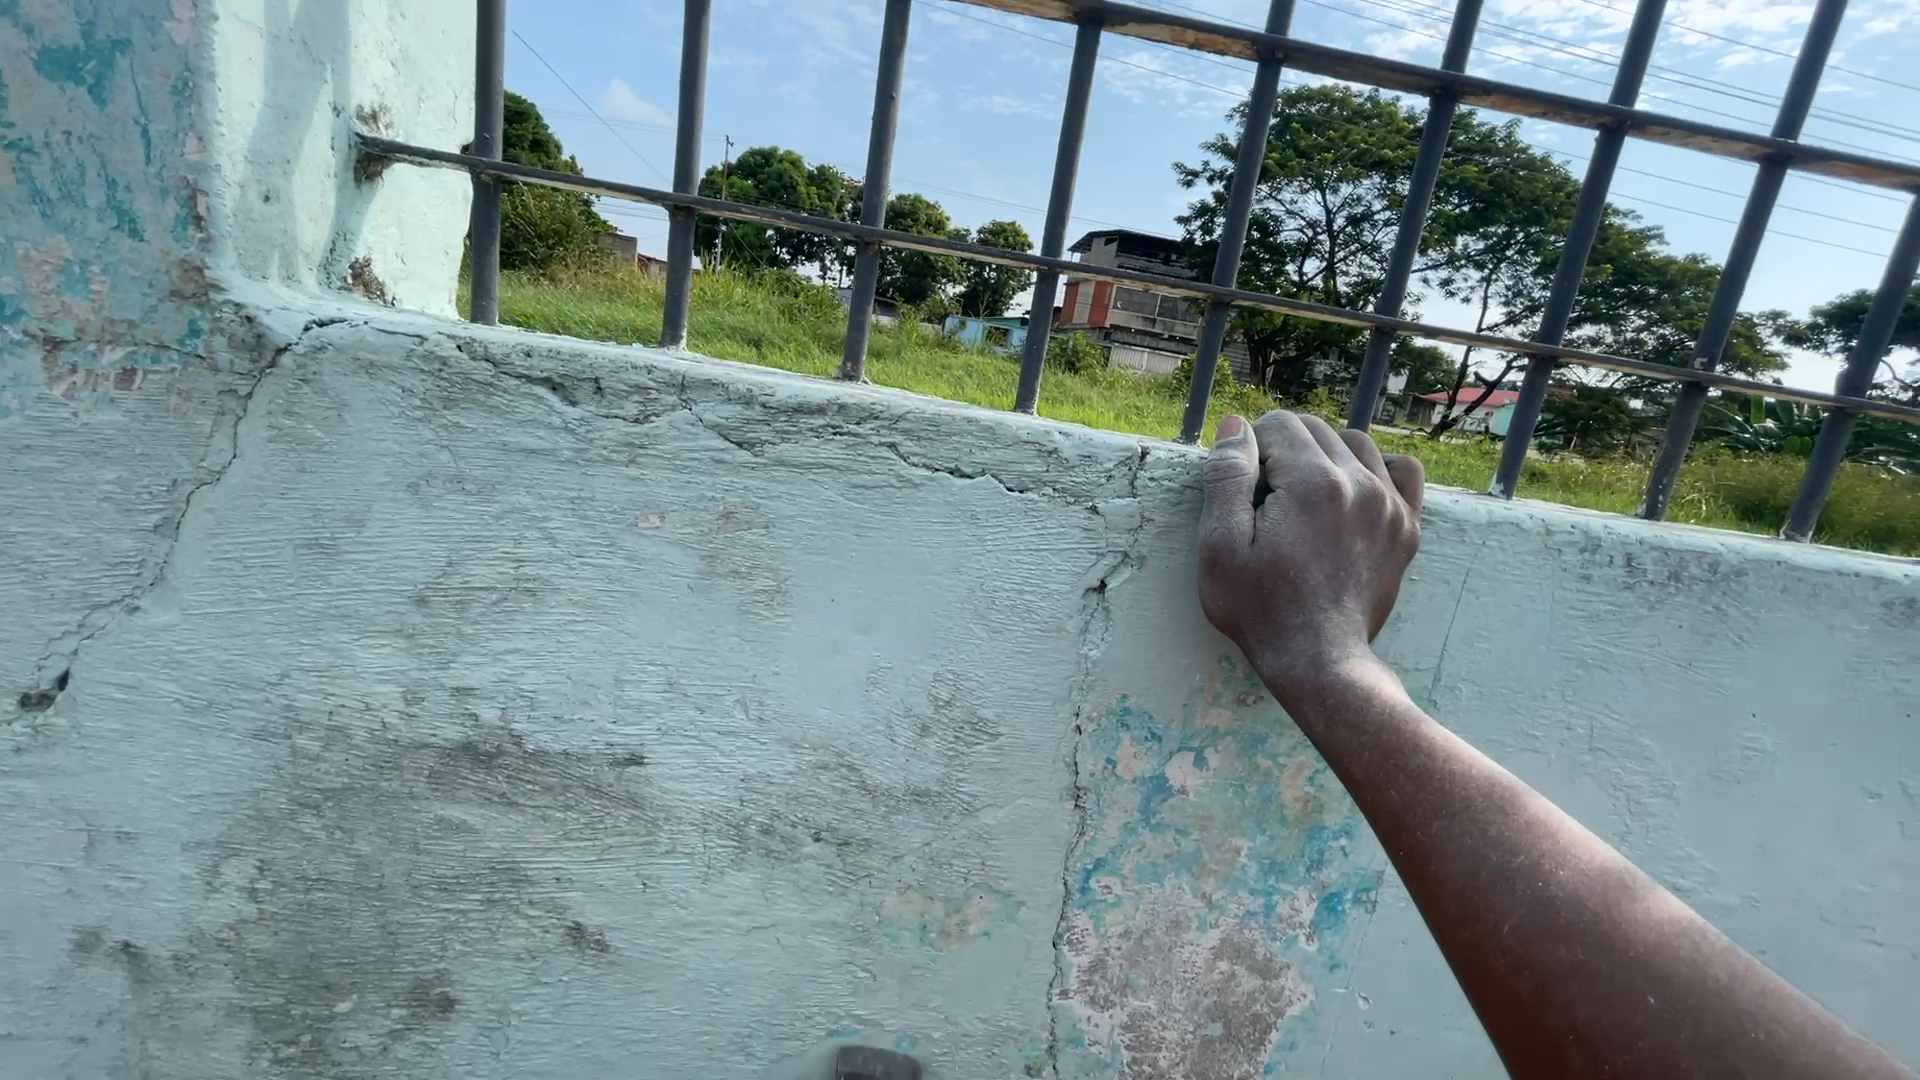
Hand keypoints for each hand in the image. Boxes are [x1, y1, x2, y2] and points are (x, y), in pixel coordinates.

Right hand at [1197, 411, 1423, 696]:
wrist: (1318, 660)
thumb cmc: (1259, 608)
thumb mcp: (1219, 546)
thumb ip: (1225, 479)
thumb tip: (1236, 426)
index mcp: (1312, 483)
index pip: (1278, 423)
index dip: (1248, 449)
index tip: (1240, 488)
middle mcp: (1360, 482)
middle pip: (1315, 429)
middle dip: (1282, 451)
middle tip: (1263, 500)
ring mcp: (1391, 504)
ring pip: (1355, 442)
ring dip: (1323, 457)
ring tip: (1301, 499)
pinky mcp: (1407, 527)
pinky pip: (1402, 470)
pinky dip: (1375, 470)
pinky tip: (1350, 495)